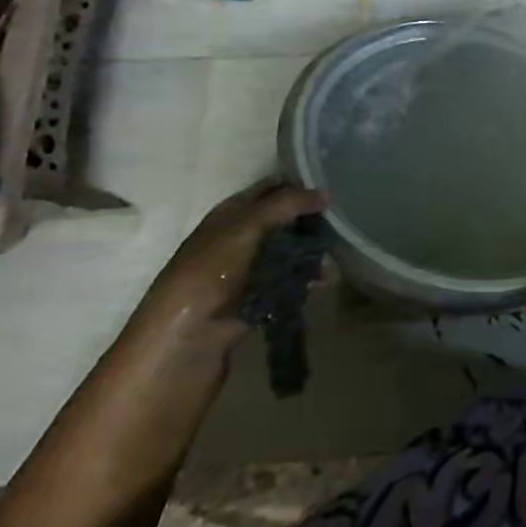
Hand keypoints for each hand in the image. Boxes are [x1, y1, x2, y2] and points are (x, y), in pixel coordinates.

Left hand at [138, 178, 327, 344]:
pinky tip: (324, 283)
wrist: (184, 341)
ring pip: (287, 254)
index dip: (297, 185)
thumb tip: (326, 194)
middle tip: (341, 222)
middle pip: (282, 222)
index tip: (331, 187)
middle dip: (309, 221)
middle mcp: (239, 238)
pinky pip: (288, 284)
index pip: (269, 189)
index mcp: (230, 214)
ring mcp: (248, 272)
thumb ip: (286, 206)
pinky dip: (305, 282)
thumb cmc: (210, 273)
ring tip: (336, 256)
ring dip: (310, 254)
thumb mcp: (245, 228)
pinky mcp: (257, 301)